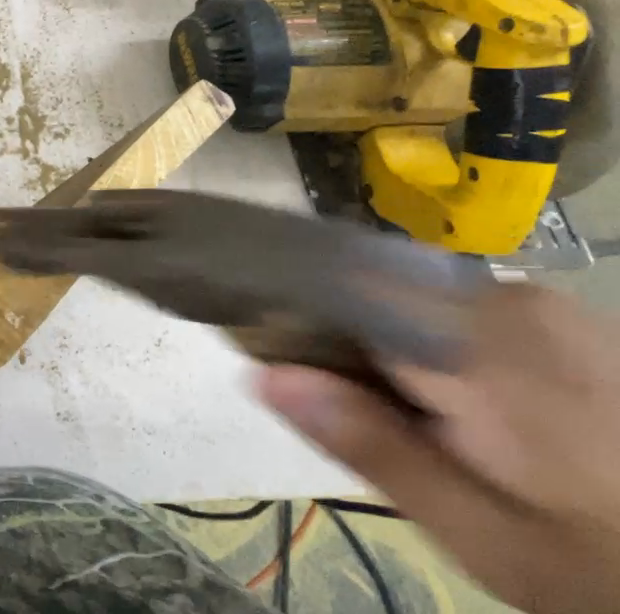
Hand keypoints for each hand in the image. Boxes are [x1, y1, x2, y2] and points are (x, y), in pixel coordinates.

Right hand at [258, 283, 619, 613]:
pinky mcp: (565, 319)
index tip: (262, 357)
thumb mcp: (478, 533)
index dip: (285, 315)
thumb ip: (373, 449)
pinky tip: (453, 406)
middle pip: (371, 292)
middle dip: (340, 345)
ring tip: (410, 420)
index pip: (334, 288)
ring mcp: (546, 306)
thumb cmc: (599, 560)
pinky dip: (429, 347)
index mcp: (479, 348)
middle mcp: (511, 302)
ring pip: (407, 299)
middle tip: (353, 417)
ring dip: (382, 348)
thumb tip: (263, 376)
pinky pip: (455, 308)